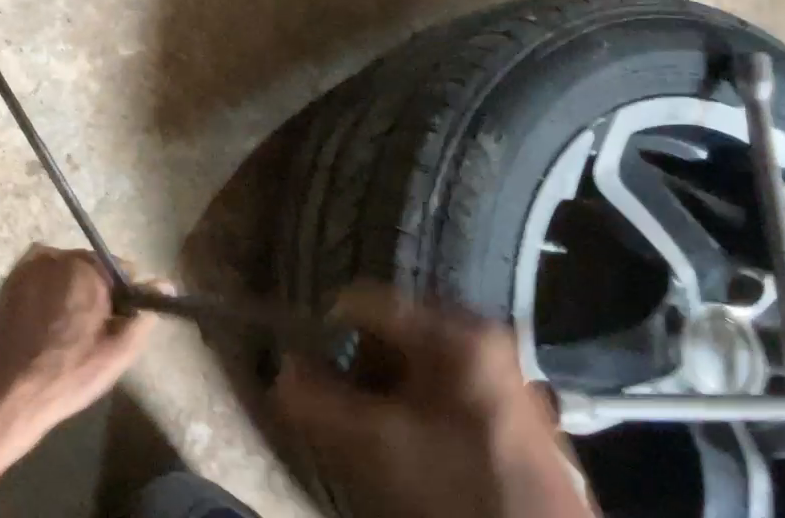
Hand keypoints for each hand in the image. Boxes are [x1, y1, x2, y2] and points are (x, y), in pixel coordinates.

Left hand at [0, 245, 160, 452]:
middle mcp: (55, 256)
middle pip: (92, 266)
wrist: (7, 392)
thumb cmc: (68, 374)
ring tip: (69, 330)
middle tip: (96, 330)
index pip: (121, 269)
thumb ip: (143, 314)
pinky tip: (47, 322)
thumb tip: (163, 284)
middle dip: (99, 290)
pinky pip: (42, 275)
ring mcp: (28, 265)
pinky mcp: (10, 278)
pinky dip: (50, 289)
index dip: (126, 296)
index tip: (121, 321)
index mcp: (85, 268)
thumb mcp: (117, 352)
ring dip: (73, 289)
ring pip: (66, 270)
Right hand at [273, 285, 593, 517]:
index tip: (300, 354)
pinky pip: (437, 382)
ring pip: (412, 359)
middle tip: (339, 401)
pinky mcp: (505, 401)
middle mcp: (481, 333)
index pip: (363, 299)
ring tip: (370, 427)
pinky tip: (404, 440)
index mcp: (456, 328)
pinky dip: (410, 402)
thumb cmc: (460, 484)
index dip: (322, 324)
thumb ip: (316, 400)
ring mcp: (500, 367)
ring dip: (381, 388)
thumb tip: (278, 370)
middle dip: (355, 365)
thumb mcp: (376, 444)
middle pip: (389, 330)